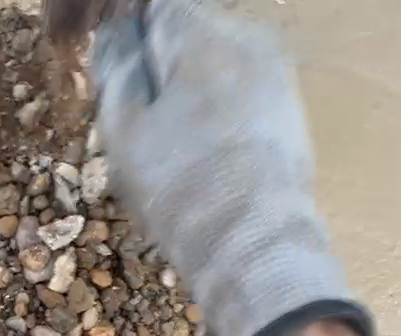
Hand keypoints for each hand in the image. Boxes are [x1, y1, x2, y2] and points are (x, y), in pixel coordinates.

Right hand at [89, 0, 371, 335]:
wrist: (253, 246)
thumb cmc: (180, 187)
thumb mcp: (126, 131)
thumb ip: (117, 72)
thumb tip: (116, 38)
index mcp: (203, 31)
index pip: (155, 7)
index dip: (124, 36)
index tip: (109, 76)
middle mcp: (250, 37)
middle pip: (189, 36)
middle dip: (158, 70)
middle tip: (134, 125)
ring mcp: (279, 78)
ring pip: (216, 71)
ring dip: (187, 98)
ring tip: (168, 155)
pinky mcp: (292, 118)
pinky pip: (241, 101)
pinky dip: (215, 120)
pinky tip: (204, 165)